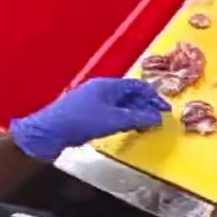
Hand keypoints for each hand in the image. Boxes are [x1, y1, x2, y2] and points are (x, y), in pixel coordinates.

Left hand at [9, 77, 169, 159]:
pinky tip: (129, 127)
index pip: (137, 86)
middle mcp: (101, 89)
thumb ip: (140, 118)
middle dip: (147, 105)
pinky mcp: (89, 111)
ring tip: (147, 125)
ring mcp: (94, 100)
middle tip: (158, 119)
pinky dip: (126, 118)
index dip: (154, 97)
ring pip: (123, 103)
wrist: (51, 131)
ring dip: (137, 113)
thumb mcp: (116, 120)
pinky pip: (114, 111)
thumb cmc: (84, 121)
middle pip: (130, 94)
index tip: (166, 110)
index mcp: (108, 85)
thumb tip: (158, 117)